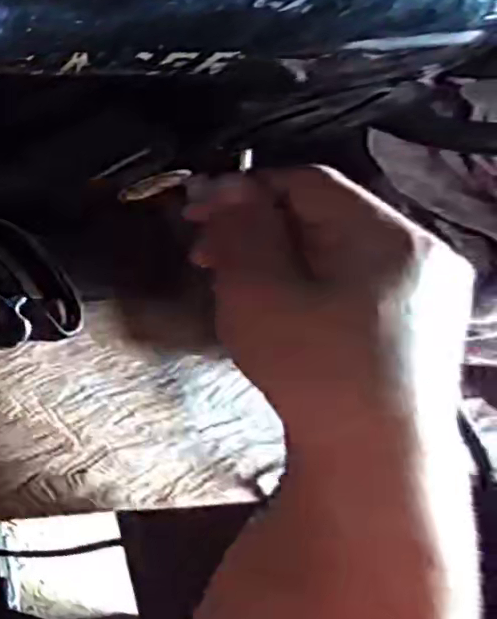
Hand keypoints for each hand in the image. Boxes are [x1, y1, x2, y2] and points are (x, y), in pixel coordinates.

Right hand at [184, 165, 471, 457]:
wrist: (373, 439)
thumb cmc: (310, 360)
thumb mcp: (255, 287)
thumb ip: (242, 229)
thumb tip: (227, 186)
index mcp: (384, 236)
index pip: (304, 180)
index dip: (240, 189)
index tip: (193, 215)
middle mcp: (418, 249)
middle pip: (319, 209)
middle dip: (251, 223)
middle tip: (203, 254)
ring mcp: (425, 282)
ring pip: (331, 239)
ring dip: (271, 249)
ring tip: (231, 280)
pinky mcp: (416, 310)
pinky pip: (348, 268)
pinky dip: (301, 272)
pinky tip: (273, 301)